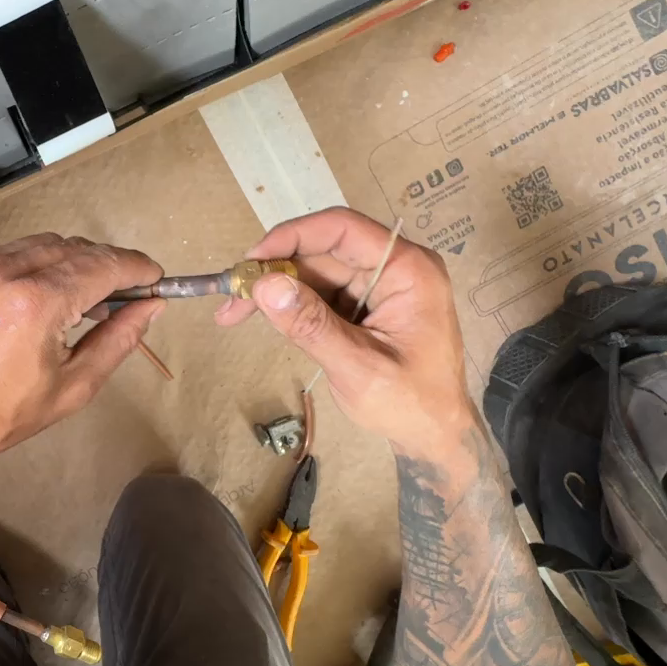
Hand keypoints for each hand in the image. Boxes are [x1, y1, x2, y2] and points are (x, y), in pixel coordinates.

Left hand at [0, 234, 163, 477]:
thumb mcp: (69, 388)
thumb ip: (116, 342)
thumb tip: (149, 308)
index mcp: (37, 303)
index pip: (103, 266)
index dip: (137, 268)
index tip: (156, 278)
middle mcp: (8, 270)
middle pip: (77, 248)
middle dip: (110, 264)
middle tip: (128, 293)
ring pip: (47, 244)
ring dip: (77, 260)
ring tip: (90, 294)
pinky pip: (17, 252)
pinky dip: (43, 262)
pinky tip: (49, 291)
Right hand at [215, 209, 475, 463]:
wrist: (435, 435)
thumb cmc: (410, 404)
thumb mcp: (358, 368)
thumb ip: (311, 325)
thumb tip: (264, 286)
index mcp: (407, 270)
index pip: (342, 230)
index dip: (292, 237)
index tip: (250, 261)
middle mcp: (392, 268)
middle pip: (321, 250)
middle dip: (273, 269)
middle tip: (231, 296)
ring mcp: (376, 286)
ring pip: (314, 270)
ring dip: (273, 288)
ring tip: (233, 312)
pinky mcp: (361, 305)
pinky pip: (317, 291)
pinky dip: (287, 303)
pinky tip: (257, 316)